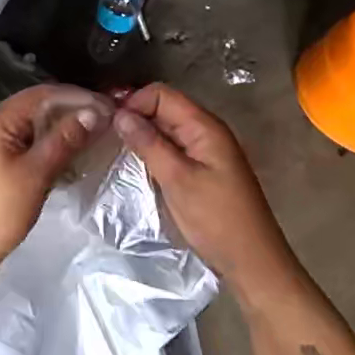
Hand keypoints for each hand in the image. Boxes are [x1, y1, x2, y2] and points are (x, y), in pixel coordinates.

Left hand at [0, 84, 110, 284]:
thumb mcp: (36, 173)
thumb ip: (65, 139)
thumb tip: (95, 112)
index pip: (45, 94)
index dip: (79, 97)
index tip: (110, 108)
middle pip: (39, 105)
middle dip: (73, 110)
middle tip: (106, 121)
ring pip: (33, 124)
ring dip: (62, 127)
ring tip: (94, 135)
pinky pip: (26, 140)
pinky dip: (49, 143)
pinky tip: (68, 153)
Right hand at [112, 83, 302, 301]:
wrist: (252, 260)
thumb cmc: (216, 219)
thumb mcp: (178, 180)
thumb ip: (149, 144)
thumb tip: (121, 114)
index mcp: (205, 126)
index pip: (162, 94)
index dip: (134, 101)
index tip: (107, 122)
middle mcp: (206, 130)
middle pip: (165, 108)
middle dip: (135, 115)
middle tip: (102, 134)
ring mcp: (206, 150)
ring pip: (168, 129)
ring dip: (143, 134)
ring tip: (112, 147)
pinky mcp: (203, 169)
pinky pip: (174, 148)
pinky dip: (154, 150)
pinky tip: (136, 163)